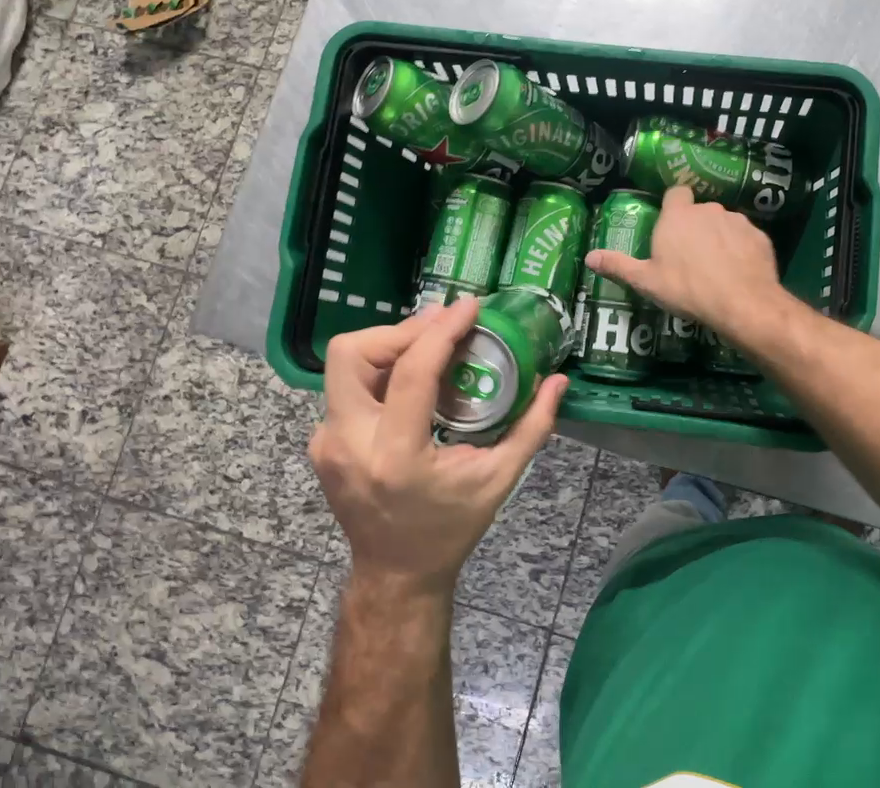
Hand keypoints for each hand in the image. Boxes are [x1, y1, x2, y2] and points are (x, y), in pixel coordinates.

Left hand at [311, 297, 567, 593]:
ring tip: (429, 348)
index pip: (411, 373)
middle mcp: (349, 444)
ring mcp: (327, 443)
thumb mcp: (499, 480)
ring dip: (387, 346)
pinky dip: (378, 372)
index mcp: (396, 456)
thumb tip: (558, 380)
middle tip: (440, 330)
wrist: (395, 573)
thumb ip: (532, 427)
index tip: (469, 306)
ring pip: (342, 364)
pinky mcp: (322, 442)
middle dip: (397, 330)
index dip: (441, 331)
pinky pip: (344, 388)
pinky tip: (409, 381)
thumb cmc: (451, 528)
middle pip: (352, 354)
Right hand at [584, 185, 784, 332]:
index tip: (671, 227)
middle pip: (700, 211)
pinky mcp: (759, 236)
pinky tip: (738, 272)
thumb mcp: (646, 281)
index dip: (674, 206)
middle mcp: (708, 210)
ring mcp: (737, 221)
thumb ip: (618, 266)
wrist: (741, 302)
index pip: (676, 193)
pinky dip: (741, 250)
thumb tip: (589, 257)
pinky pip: (746, 238)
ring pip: (724, 223)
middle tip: (690, 257)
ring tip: (716, 267)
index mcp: (678, 216)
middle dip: (695, 227)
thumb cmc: (687, 288)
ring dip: (719, 237)